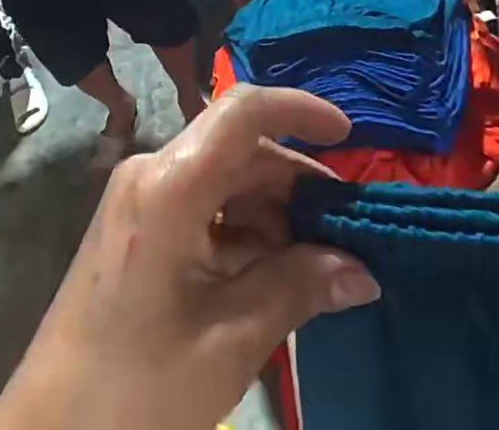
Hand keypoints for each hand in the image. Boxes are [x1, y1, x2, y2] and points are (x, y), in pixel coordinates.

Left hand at [0, 86, 380, 429]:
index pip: (242, 112)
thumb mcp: (229, 341)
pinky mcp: (142, 227)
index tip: (347, 134)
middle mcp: (153, 174)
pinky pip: (207, 208)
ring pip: (228, 180)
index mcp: (169, 186)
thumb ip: (299, 288)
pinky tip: (277, 272)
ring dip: (276, 212)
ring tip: (319, 260)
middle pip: (241, 151)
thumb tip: (363, 270)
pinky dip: (248, 231)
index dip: (299, 110)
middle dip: (296, 183)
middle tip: (347, 227)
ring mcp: (144, 199)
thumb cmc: (134, 389)